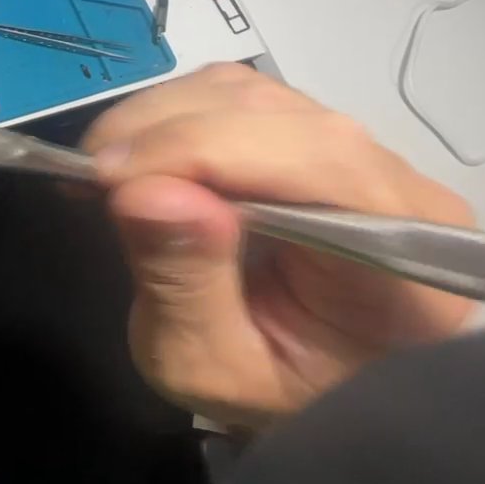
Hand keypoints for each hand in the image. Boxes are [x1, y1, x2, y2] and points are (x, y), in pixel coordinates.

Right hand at [84, 63, 475, 426]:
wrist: (299, 391)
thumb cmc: (261, 390)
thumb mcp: (205, 365)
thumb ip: (183, 285)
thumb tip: (146, 191)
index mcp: (396, 258)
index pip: (316, 159)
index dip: (204, 150)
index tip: (108, 178)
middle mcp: (393, 187)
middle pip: (273, 111)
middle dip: (163, 133)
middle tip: (88, 178)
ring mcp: (351, 152)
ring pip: (244, 92)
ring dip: (154, 120)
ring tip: (106, 173)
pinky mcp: (302, 138)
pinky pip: (228, 96)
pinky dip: (163, 116)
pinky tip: (134, 160)